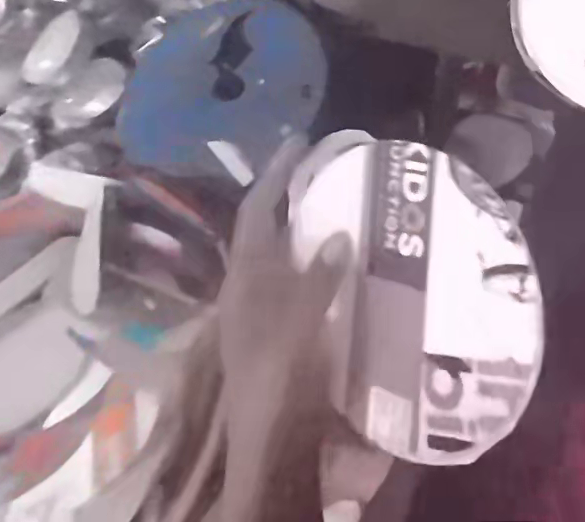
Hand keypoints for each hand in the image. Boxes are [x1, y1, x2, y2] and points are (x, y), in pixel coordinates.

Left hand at [217, 138, 351, 520]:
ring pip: (279, 253)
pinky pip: (291, 277)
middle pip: (264, 228)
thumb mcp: (302, 320)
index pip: (257, 209)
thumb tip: (339, 234)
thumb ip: (320, 275)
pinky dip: (310, 261)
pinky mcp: (272, 327)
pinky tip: (336, 263)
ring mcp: (257, 307)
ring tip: (333, 208)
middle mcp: (246, 284)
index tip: (298, 142)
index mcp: (246, 274)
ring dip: (301, 228)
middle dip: (288, 197)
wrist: (267, 442)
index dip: (276, 173)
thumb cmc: (279, 374)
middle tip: (321, 172)